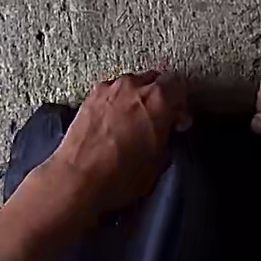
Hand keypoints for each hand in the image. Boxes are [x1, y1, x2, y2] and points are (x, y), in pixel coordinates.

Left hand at [40, 70, 188, 215]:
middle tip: (160, 117)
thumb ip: (167, 134)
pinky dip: (116, 102)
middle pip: (156, 79)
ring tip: (133, 121)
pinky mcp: (90, 98)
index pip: (179, 85)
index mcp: (159, 98)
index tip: (178, 119)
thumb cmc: (119, 174)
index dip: (181, 104)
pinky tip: (114, 122)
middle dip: (160, 96)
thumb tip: (166, 130)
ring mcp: (110, 89)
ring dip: (137, 98)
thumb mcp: (160, 159)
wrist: (78, 180)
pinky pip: (111, 92)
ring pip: (132, 84)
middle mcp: (135, 86)